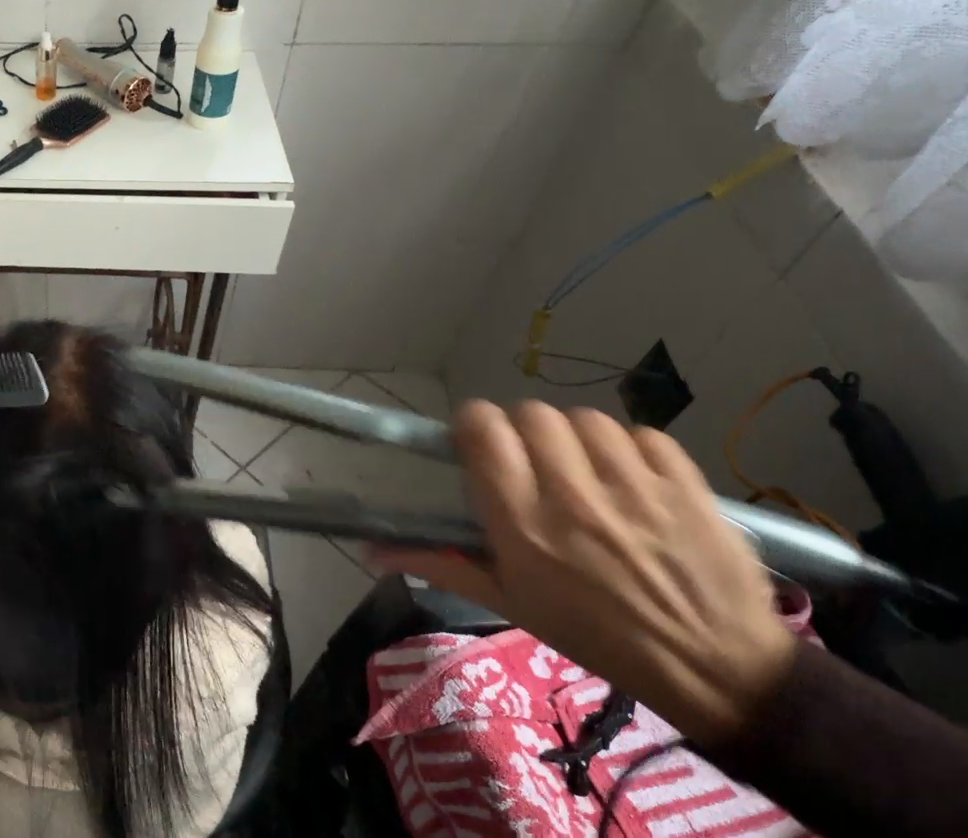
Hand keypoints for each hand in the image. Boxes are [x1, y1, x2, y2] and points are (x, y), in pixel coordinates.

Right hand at [373, 401, 796, 746]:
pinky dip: (630, 447)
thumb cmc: (595, 637)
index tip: (478, 440)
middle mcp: (573, 497)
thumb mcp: (508, 602)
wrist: (715, 670)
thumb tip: (368, 551)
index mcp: (522, 525)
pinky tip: (628, 476)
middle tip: (530, 457)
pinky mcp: (687, 486)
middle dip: (523, 427)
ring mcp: (635, 488)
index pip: (484, 431)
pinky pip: (644, 434)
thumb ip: (438, 563)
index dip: (475, 424)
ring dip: (575, 436)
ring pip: (586, 419)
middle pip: (532, 414)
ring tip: (581, 466)